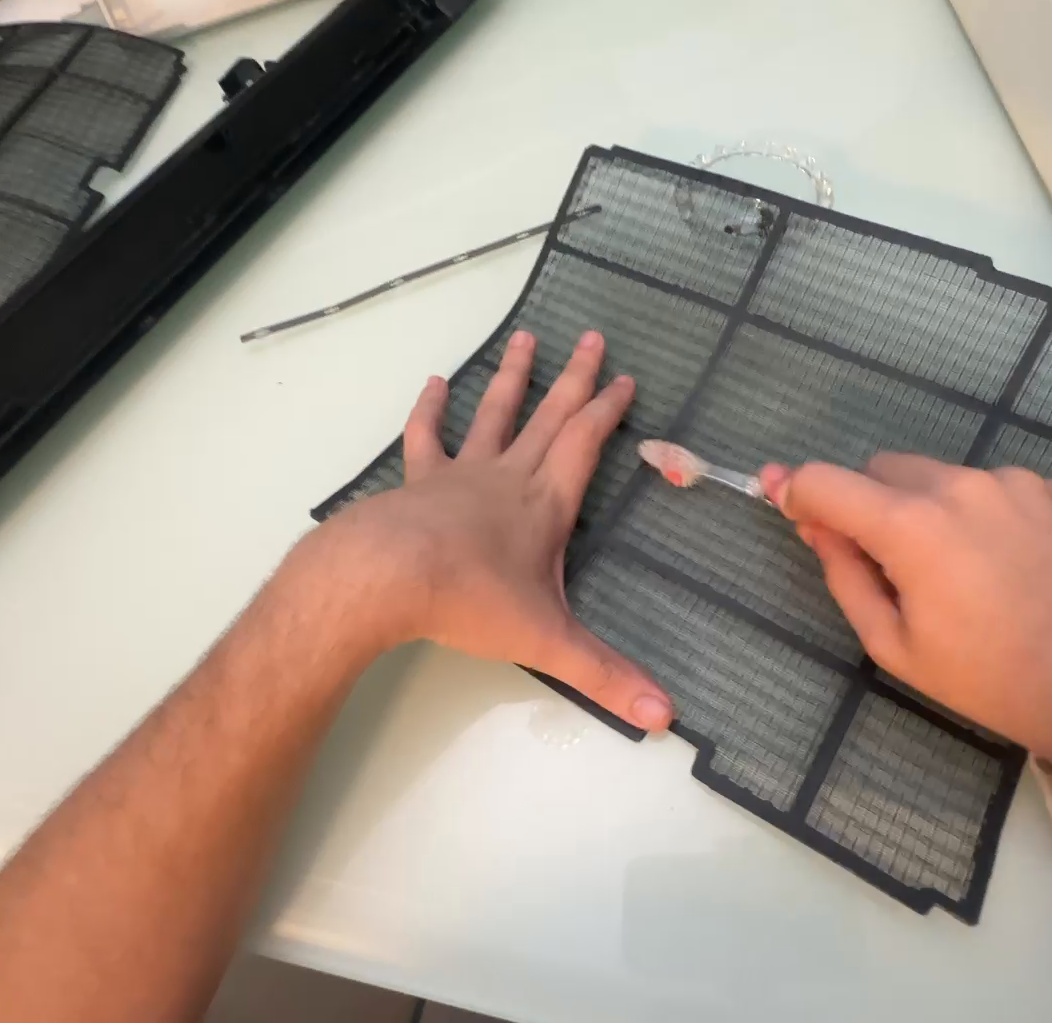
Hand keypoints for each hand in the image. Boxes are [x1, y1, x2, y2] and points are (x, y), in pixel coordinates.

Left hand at [282, 328, 674, 730]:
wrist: (384, 580)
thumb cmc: (470, 601)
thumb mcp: (548, 642)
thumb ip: (606, 676)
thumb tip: (666, 716)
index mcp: (546, 503)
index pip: (586, 443)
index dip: (609, 410)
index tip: (626, 378)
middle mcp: (509, 476)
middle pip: (550, 415)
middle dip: (576, 378)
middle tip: (594, 336)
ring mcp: (461, 472)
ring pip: (495, 413)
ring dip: (514, 376)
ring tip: (526, 336)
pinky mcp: (419, 480)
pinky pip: (428, 436)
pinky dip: (431, 409)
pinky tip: (434, 383)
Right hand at [759, 454, 1051, 763]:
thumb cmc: (996, 680)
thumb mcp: (895, 646)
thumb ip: (844, 576)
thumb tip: (816, 528)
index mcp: (911, 525)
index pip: (825, 481)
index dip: (794, 489)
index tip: (782, 500)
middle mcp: (959, 484)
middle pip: (880, 468)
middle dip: (866, 503)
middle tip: (886, 561)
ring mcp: (1014, 481)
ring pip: (937, 476)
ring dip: (923, 508)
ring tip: (962, 571)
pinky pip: (989, 487)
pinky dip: (976, 513)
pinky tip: (1009, 564)